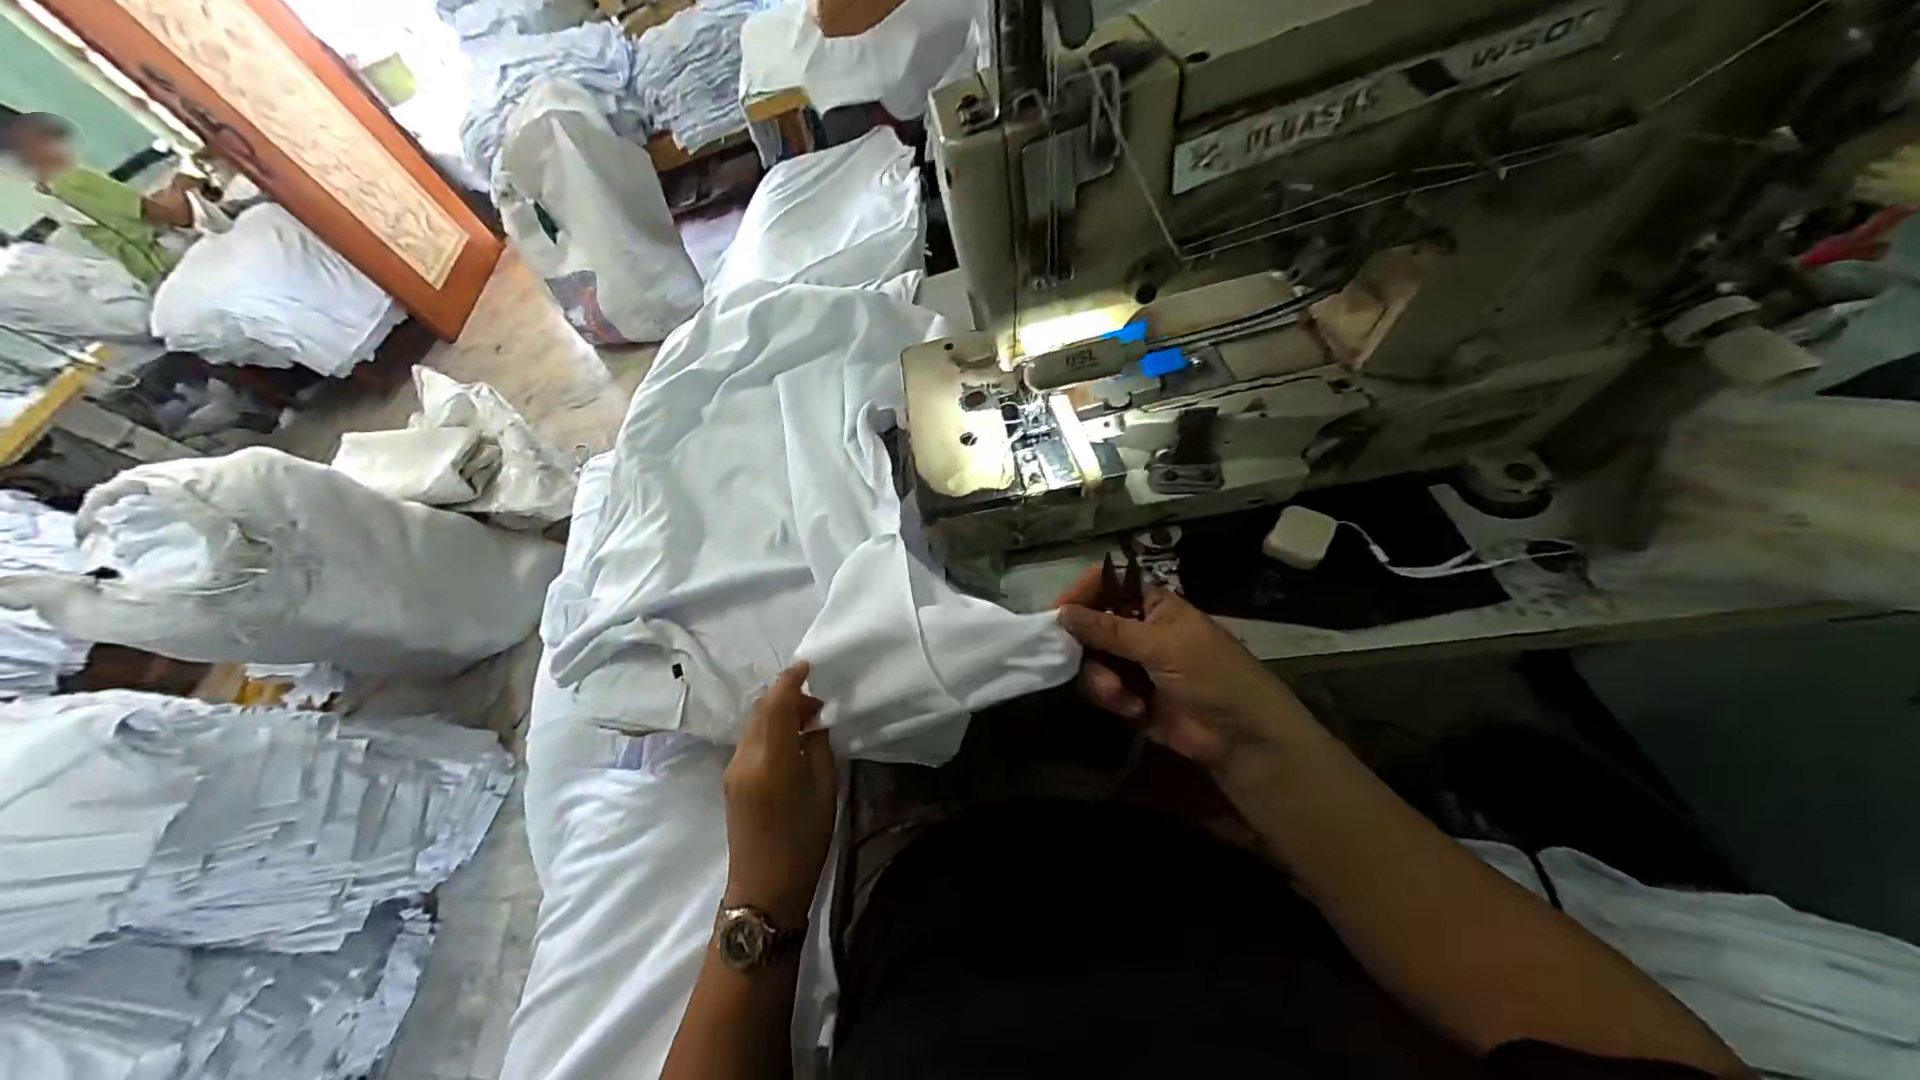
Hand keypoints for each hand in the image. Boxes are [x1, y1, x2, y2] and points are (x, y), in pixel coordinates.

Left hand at [722, 662, 837, 927]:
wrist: (765, 887)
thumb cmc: (805, 840)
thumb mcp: (825, 789)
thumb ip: (819, 748)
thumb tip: (814, 723)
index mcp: (772, 759)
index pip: (776, 703)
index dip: (791, 679)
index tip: (808, 665)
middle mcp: (745, 757)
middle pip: (761, 709)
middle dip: (787, 696)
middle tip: (818, 704)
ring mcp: (733, 768)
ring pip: (754, 723)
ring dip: (777, 713)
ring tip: (807, 722)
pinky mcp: (730, 779)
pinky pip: (750, 740)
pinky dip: (769, 730)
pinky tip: (790, 741)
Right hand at [1055, 568, 1319, 769]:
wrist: (1240, 736)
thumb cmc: (1212, 675)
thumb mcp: (1162, 645)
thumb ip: (1109, 629)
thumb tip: (1062, 612)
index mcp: (1151, 605)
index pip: (1105, 587)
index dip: (1080, 596)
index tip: (1057, 613)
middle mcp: (1138, 630)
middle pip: (1090, 626)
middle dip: (1086, 647)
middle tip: (1076, 660)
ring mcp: (1132, 664)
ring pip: (1090, 661)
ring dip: (1101, 679)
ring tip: (1121, 696)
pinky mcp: (1128, 695)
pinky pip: (1100, 688)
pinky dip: (1111, 698)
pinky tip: (1133, 709)